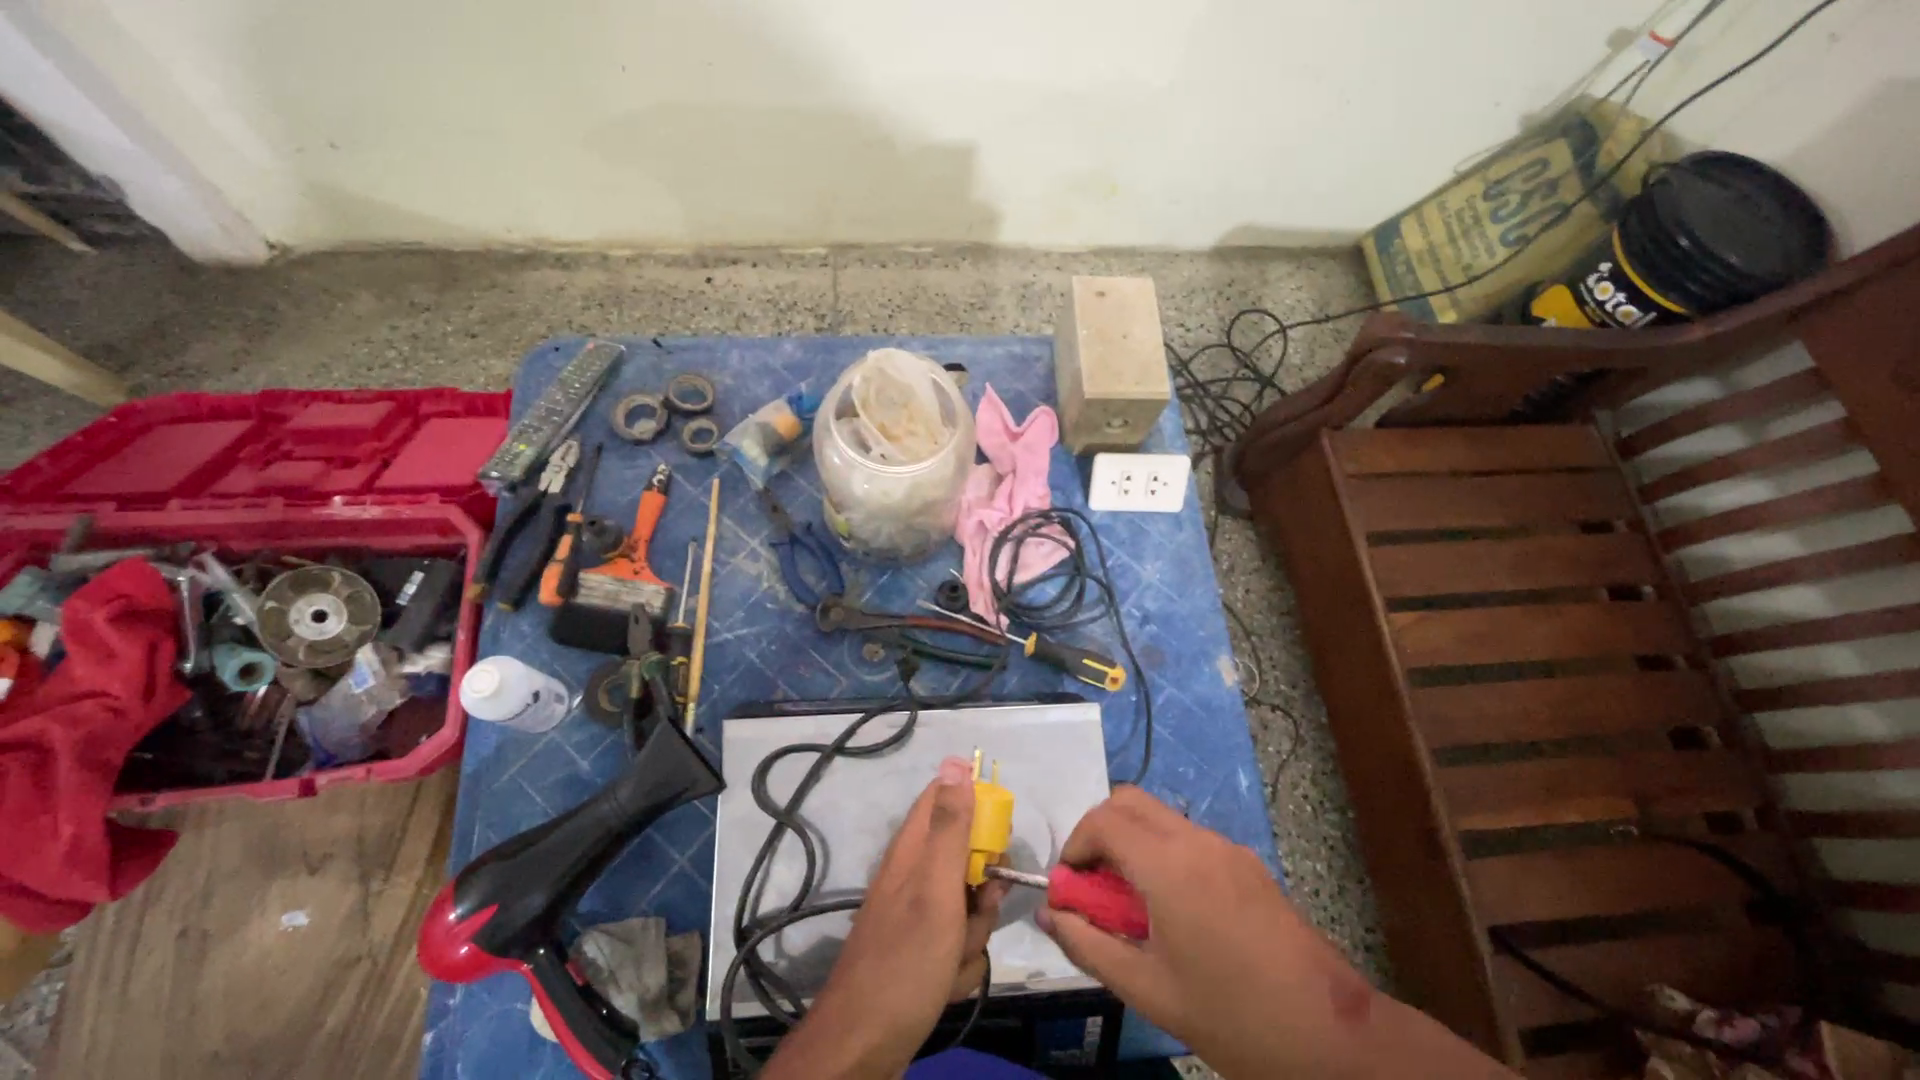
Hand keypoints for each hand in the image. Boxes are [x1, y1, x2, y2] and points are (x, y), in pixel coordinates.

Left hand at [764, 757, 1007, 1078]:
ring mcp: (919, 918)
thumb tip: (956, 761)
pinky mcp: (924, 953)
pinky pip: (961, 948)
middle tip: (972, 913)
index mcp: (912, 851)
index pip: (947, 799)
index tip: (998, 840)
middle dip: (983, 895)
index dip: (979, 809)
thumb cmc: (904, 962)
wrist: (864, 1042)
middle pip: (970, 862)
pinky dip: (960, 968)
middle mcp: (914, 877)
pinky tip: (944, 984)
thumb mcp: (935, 889)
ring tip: (951, 960)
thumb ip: (949, 827)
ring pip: (970, 910)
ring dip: (973, 939)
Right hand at [1039, 787, 1513, 1079]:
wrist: (1328, 1033)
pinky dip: (1163, 856)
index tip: (1069, 889)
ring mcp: (1229, 849)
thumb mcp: (1146, 989)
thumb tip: (1050, 916)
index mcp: (1170, 866)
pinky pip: (1190, 840)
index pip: (1103, 820)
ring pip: (1161, 819)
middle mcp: (1198, 841)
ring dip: (1132, 844)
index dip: (1074, 846)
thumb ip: (1088, 945)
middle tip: (1094, 887)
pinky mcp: (1249, 865)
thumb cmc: (1229, 1014)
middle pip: (1130, 802)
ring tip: (1131, 909)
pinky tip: (1172, 913)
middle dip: (1099, 834)